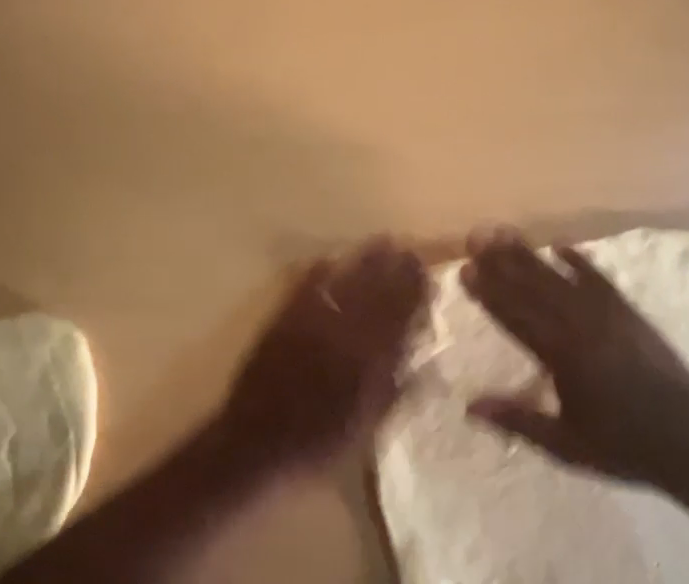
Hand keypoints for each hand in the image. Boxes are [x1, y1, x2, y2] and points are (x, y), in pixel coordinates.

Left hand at [219, 238, 430, 473]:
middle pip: (376, 291)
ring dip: (365, 261)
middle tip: (407, 249)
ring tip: (381, 242)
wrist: (258, 446)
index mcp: (371, 361)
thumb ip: (398, 391)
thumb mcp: (369, 427)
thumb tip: (429, 367)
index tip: (427, 273)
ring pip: (345, 282)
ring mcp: (312, 323)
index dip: (415, 292)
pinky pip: (305, 286)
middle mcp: (346, 334)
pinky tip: (328, 259)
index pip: (401, 316)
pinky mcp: (283, 320)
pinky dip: (319, 271)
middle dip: (395, 268)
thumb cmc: (320, 445)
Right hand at [460, 230, 688, 487]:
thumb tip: (470, 406)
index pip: (515, 317)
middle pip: (534, 288)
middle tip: (476, 235)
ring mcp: (607, 316)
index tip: (464, 269)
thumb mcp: (564, 445)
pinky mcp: (630, 314)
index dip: (488, 293)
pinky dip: (580, 262)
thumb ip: (518, 420)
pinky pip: (600, 281)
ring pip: (561, 278)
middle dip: (502, 261)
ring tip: (506, 233)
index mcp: (561, 357)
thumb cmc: (621, 446)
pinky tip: (561, 246)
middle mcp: (580, 327)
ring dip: (531, 255)